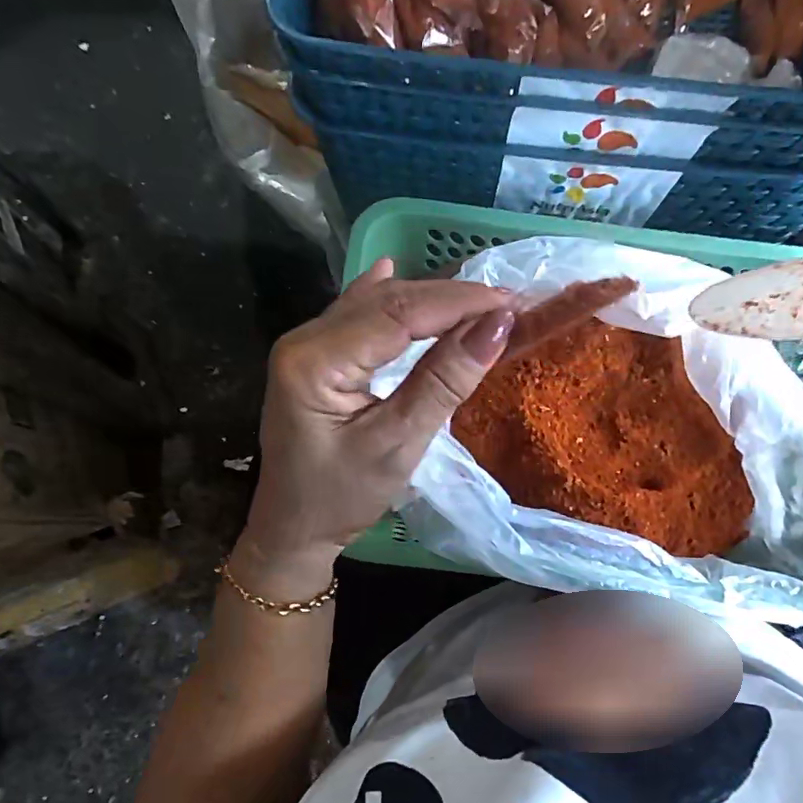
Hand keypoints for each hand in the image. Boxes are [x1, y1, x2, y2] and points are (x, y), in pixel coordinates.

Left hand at [233, 258, 514, 597]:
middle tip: (505, 301)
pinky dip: (387, 302)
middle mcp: (303, 340)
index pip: (396, 313)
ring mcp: (304, 346)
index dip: (456, 302)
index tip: (510, 301)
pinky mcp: (311, 357)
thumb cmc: (340, 498)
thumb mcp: (397, 444)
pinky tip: (394, 273)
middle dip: (446, 298)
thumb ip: (443, 380)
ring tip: (476, 300)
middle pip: (384, 302)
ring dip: (425, 300)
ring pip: (372, 305)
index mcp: (315, 362)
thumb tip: (496, 325)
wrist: (292, 529)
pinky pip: (355, 317)